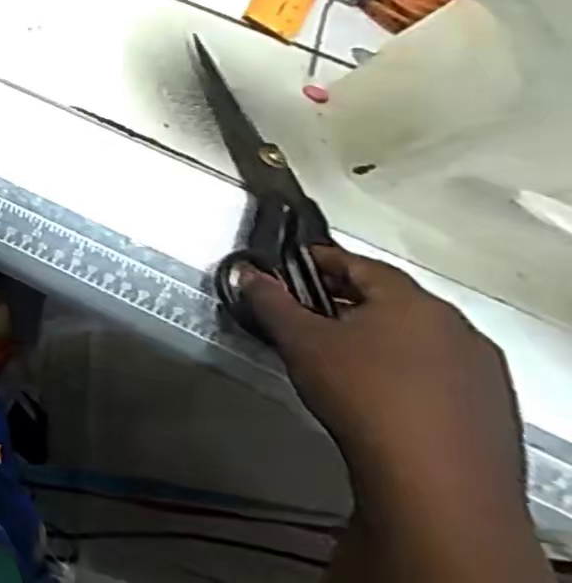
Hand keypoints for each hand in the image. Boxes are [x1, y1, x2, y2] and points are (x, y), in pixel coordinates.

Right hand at [242, 246, 526, 497]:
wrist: (435, 480)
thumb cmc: (361, 392)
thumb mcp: (298, 338)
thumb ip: (269, 299)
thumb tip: (250, 273)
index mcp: (414, 302)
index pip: (358, 262)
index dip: (316, 260)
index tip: (285, 268)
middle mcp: (458, 327)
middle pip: (388, 298)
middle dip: (342, 299)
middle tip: (301, 310)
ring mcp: (482, 369)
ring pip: (414, 334)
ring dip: (373, 333)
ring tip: (332, 351)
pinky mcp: (490, 404)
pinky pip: (436, 367)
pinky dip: (400, 364)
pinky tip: (373, 385)